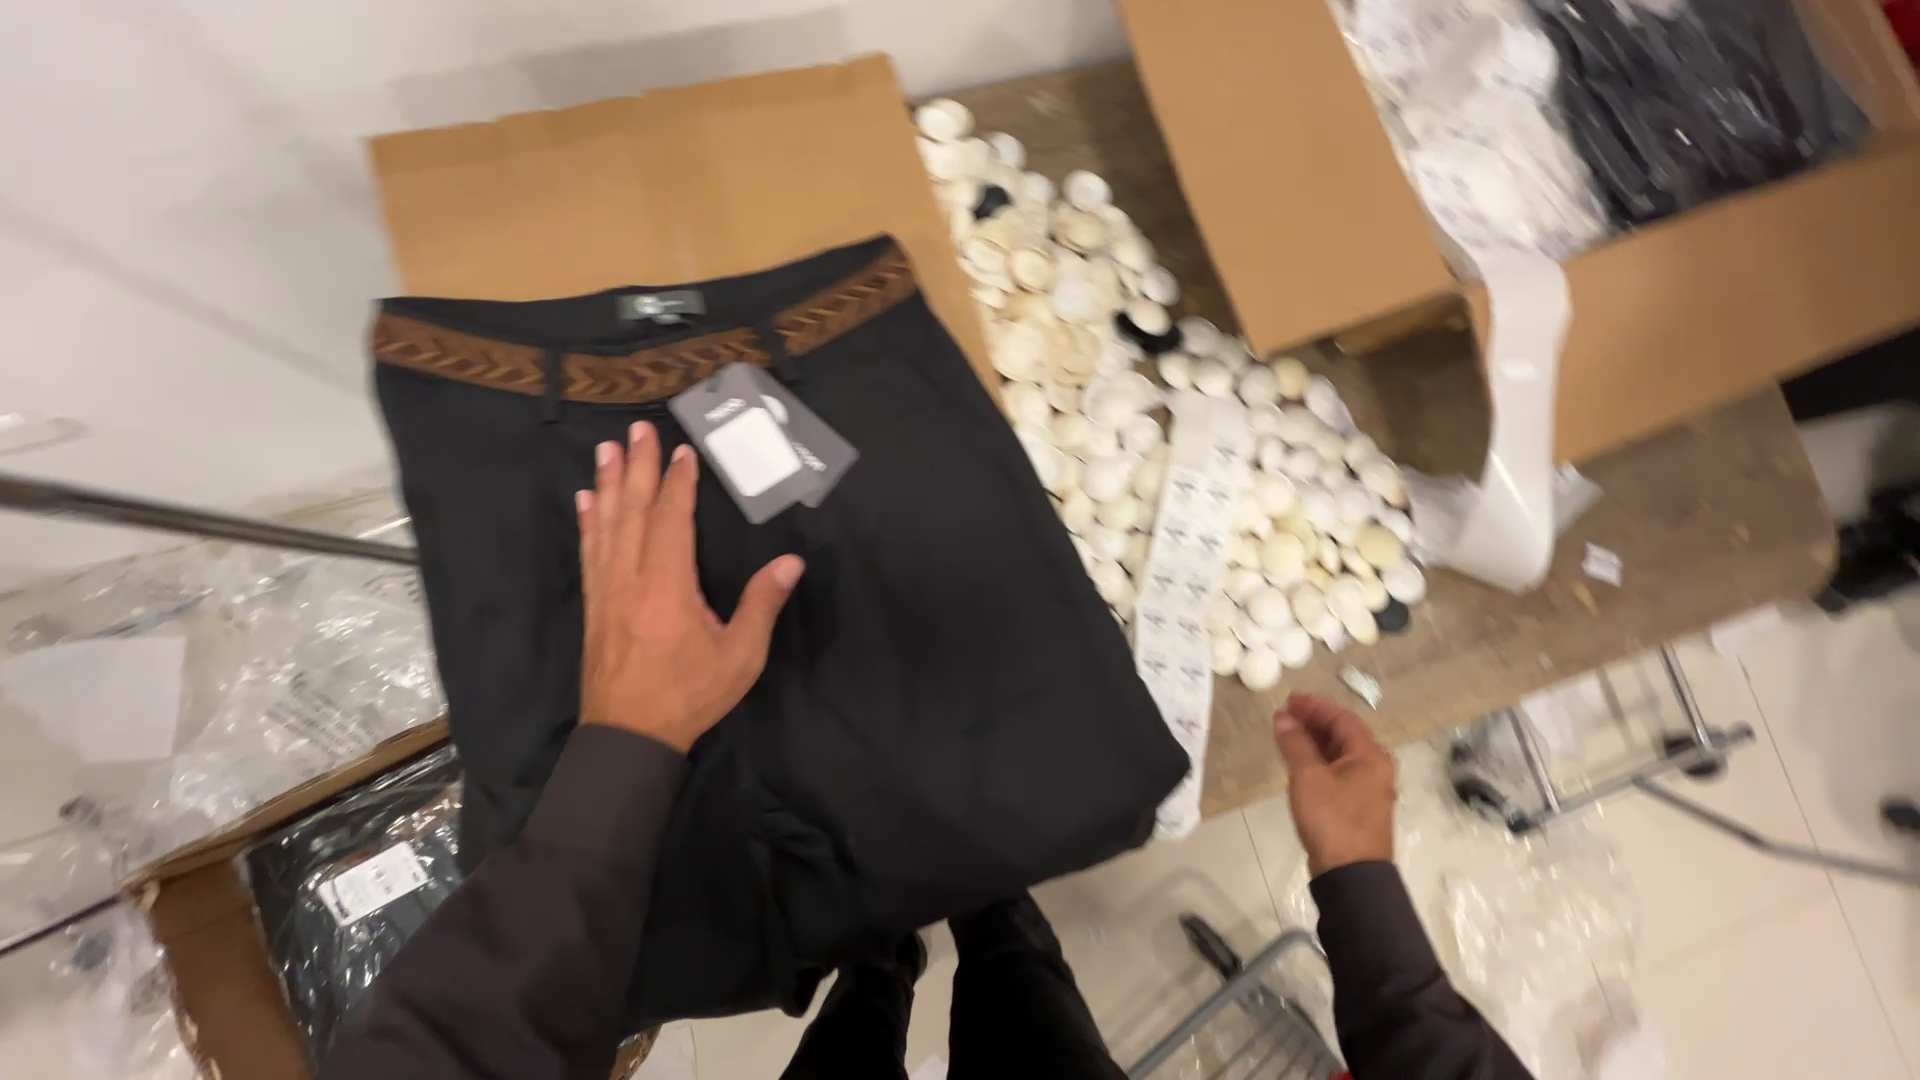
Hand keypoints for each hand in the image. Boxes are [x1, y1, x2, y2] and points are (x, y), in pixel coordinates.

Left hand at [576, 422, 804, 751]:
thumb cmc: (690, 694)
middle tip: (637, 430)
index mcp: (667, 585)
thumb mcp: (741, 656)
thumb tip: (791, 562)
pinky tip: (586, 502)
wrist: (629, 736)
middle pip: (633, 511)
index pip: (672, 520)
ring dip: (607, 485)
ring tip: (606, 450)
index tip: (684, 451)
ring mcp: (606, 590)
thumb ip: (762, 605)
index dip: (678, 483)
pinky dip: (588, 523)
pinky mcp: (594, 605)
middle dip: (637, 468)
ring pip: (605, 526)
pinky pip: (589, 553)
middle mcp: (630, 578)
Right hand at [1272, 693, 1395, 876]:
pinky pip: (1337, 771)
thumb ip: (1295, 743)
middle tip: (1284, 714)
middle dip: (1313, 721)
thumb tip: (1283, 716)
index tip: (1289, 699)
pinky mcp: (1356, 806)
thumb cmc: (1332, 818)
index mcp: (1370, 756)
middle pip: (1343, 734)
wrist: (1352, 874)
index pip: (1342, 718)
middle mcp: (1374, 768)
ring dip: (1314, 740)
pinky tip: (1298, 761)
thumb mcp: (1308, 776)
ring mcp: (1367, 788)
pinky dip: (1317, 760)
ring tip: (1286, 733)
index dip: (1315, 706)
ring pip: (1339, 753)